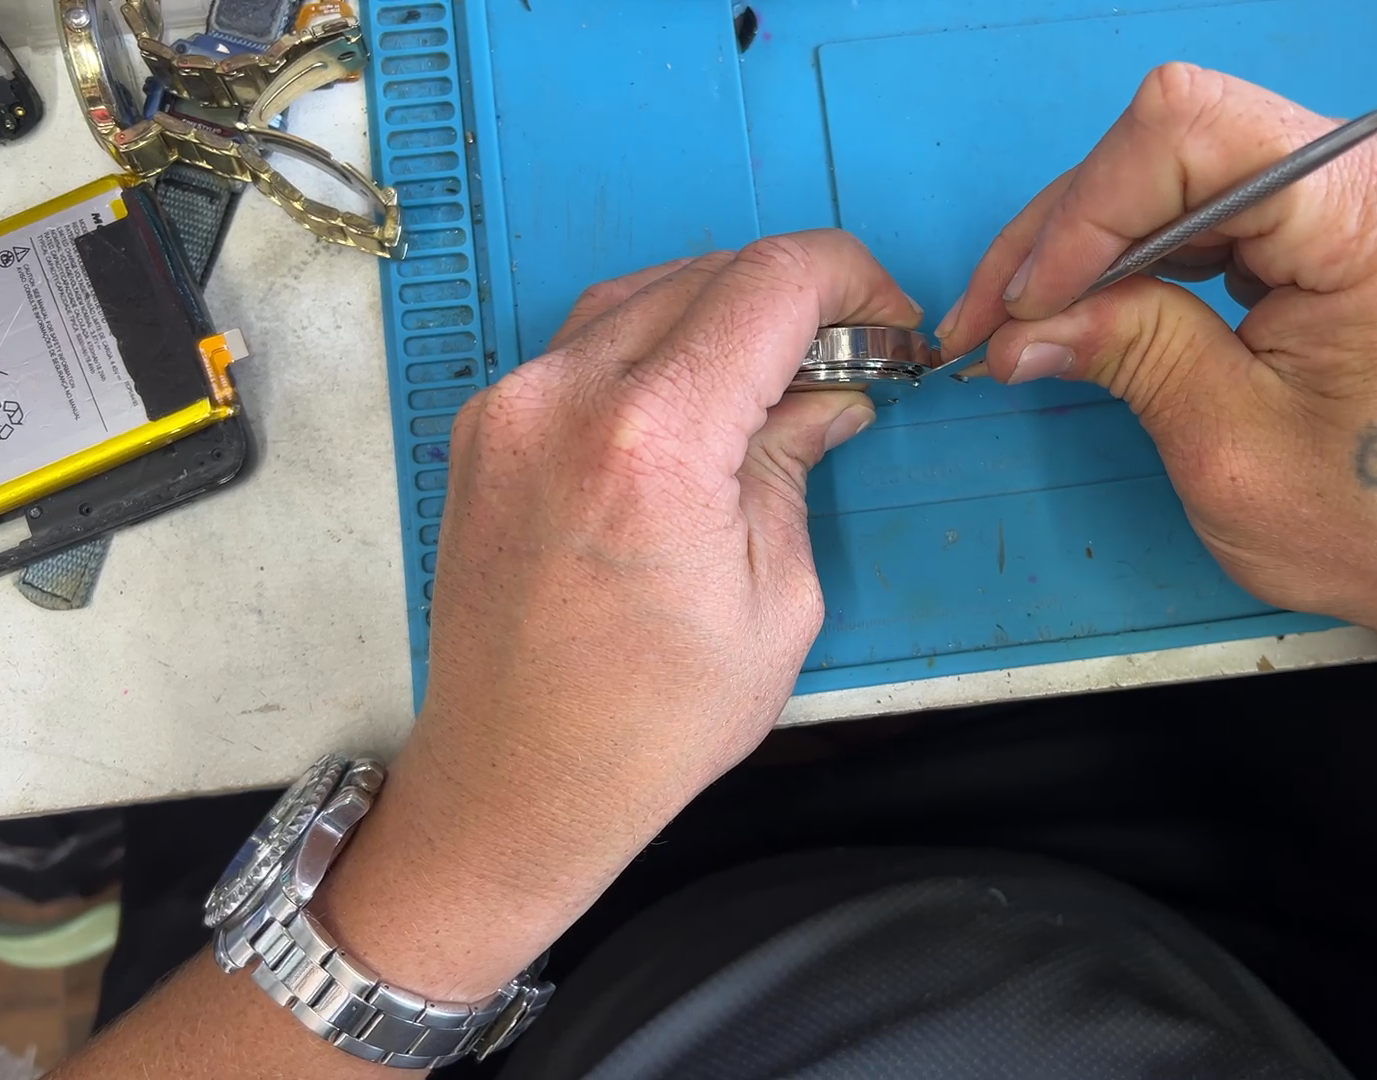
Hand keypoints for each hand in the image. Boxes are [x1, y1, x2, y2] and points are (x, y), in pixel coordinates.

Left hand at [315, 232, 918, 997]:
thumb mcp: (777, 598)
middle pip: (710, 275)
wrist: (516, 780)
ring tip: (778, 372)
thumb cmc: (659, 719)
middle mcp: (565, 394)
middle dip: (799, 299)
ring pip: (645, 294)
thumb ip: (795, 467)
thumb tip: (830, 401)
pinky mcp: (486, 426)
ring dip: (727, 312)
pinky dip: (662, 341)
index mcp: (655, 440)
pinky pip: (590, 340)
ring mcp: (510, 403)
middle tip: (848, 356)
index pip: (771, 285)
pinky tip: (698, 390)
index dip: (852, 278)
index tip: (890, 318)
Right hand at [937, 65, 1376, 652]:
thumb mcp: (1226, 446)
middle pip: (1178, 150)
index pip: (1186, 135)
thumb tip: (1013, 332)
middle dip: (1062, 241)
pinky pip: (1224, 212)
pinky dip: (1144, 262)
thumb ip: (1126, 352)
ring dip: (1091, 254)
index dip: (1076, 218)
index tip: (1015, 312)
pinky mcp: (1364, 220)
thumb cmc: (1375, 532)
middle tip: (983, 326)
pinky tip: (1097, 311)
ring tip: (1023, 328)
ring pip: (1188, 179)